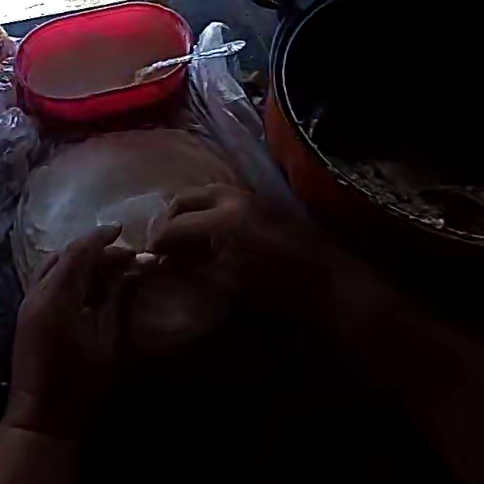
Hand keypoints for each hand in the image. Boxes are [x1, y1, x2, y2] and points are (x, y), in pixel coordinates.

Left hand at [5, 225, 137, 439]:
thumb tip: (129, 272)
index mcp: (56, 296)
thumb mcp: (105, 341)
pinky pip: (46, 281)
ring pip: (52, 266)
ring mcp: (28, 303)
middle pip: (64, 256)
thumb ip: (114, 301)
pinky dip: (67, 274)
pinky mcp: (27, 314)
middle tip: (123, 256)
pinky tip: (88, 283)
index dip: (101, 238)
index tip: (123, 231)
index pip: (78, 252)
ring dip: (78, 260)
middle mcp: (36, 292)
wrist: (41, 418)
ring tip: (109, 266)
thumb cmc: (80, 386)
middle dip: (93, 250)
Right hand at [143, 185, 318, 298]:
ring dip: (189, 213)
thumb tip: (163, 263)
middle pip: (184, 199)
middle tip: (164, 244)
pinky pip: (223, 198)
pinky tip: (212, 236)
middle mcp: (233, 197)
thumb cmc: (280, 289)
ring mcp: (250, 196)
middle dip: (169, 220)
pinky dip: (208, 211)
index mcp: (223, 218)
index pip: (176, 225)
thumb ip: (192, 268)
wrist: (334, 284)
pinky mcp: (263, 202)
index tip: (149, 256)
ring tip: (186, 239)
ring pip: (204, 194)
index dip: (159, 241)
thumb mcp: (229, 283)